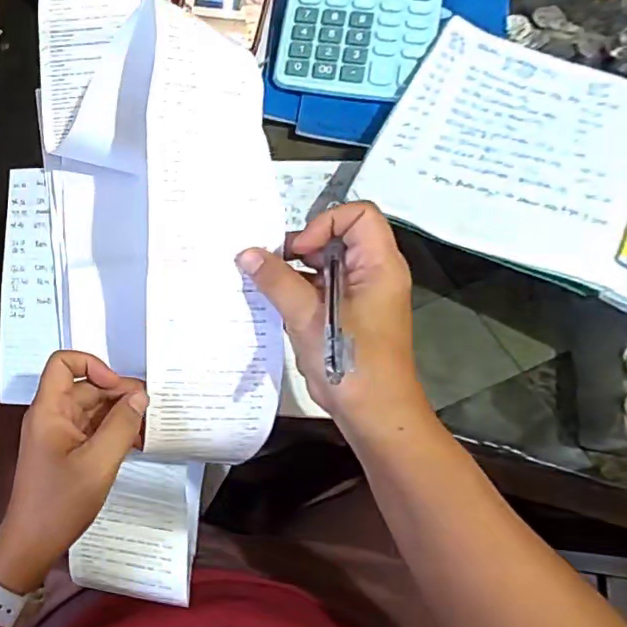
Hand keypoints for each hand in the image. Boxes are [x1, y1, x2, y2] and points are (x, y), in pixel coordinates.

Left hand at [0, 351, 147, 592]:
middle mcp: (51, 416)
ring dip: (118, 413)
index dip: (93, 365)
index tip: (118, 387)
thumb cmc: (56, 505)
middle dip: (117, 392)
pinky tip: (133, 443)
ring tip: (145, 428)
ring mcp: (58, 433)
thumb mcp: (98, 464)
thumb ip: (122, 426)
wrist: (33, 542)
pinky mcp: (66, 450)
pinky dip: (112, 431)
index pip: (64, 363)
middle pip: (84, 385)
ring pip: (91, 407)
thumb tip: (139, 398)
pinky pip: (91, 428)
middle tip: (146, 409)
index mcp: (49, 411)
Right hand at [238, 201, 433, 435]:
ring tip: (270, 287)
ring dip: (297, 271)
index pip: (358, 215)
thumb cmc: (350, 362)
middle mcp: (375, 274)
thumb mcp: (308, 316)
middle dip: (302, 246)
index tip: (299, 250)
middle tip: (274, 267)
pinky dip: (300, 290)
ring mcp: (362, 295)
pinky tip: (278, 305)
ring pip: (328, 263)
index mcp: (379, 266)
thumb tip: (247, 254)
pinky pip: (323, 287)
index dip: (325, 224)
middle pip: (339, 236)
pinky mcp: (349, 314)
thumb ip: (276, 281)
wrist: (374, 411)